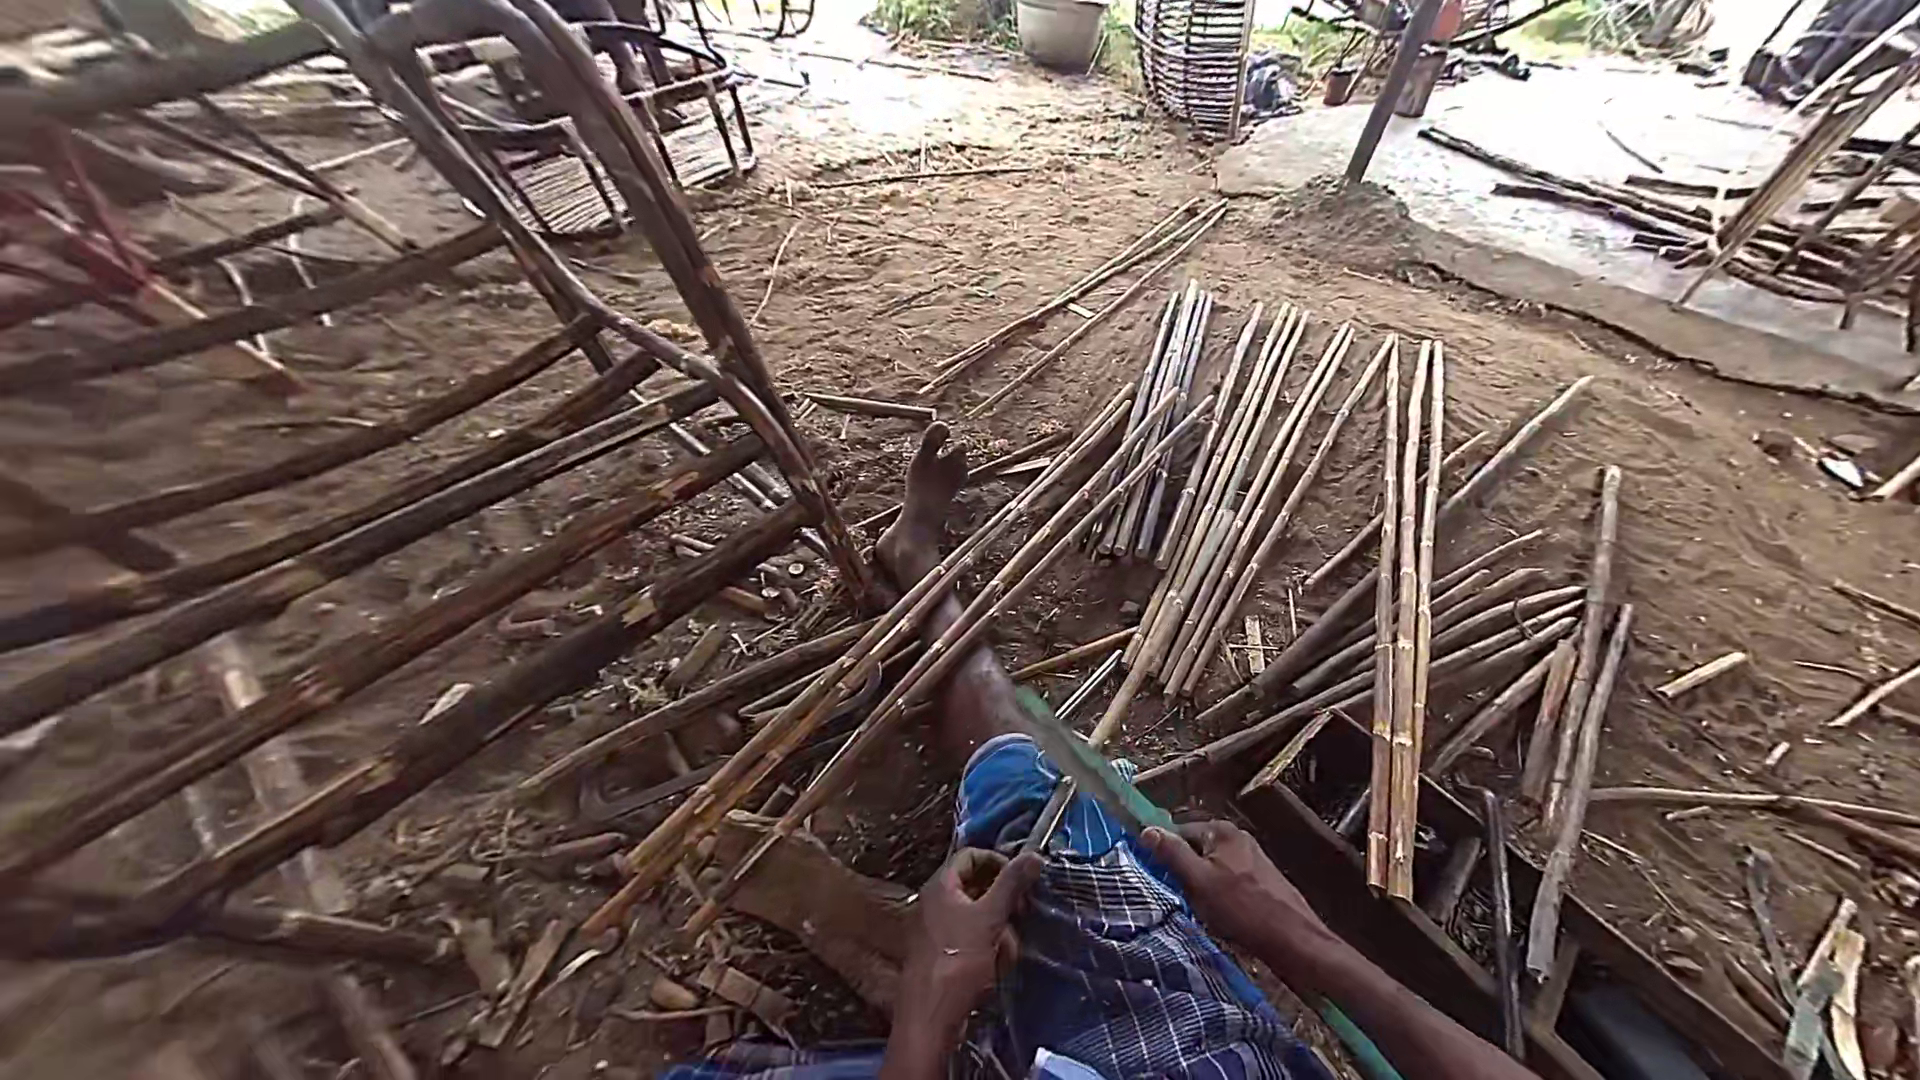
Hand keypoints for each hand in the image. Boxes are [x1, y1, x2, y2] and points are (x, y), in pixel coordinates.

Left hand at [896, 848, 1042, 1035]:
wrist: (929, 1019)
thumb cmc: (957, 960)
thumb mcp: (989, 918)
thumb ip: (1011, 884)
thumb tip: (1034, 855)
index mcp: (941, 884)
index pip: (971, 856)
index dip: (997, 862)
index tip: (1019, 880)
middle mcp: (937, 901)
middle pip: (978, 887)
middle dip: (1003, 905)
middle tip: (1021, 916)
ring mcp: (939, 928)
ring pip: (979, 917)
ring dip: (998, 933)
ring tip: (1005, 953)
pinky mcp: (944, 953)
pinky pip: (972, 939)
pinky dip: (987, 949)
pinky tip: (995, 968)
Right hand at [1142, 820, 1333, 966]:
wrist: (1298, 943)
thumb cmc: (1243, 910)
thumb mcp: (1198, 881)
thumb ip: (1171, 853)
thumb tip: (1147, 829)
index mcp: (1221, 830)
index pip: (1178, 832)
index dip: (1168, 854)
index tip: (1165, 879)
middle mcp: (1238, 837)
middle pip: (1197, 849)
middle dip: (1189, 874)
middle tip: (1189, 898)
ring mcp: (1254, 857)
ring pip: (1213, 868)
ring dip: (1206, 888)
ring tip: (1210, 912)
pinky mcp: (1264, 879)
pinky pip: (1231, 881)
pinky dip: (1224, 896)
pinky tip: (1228, 917)